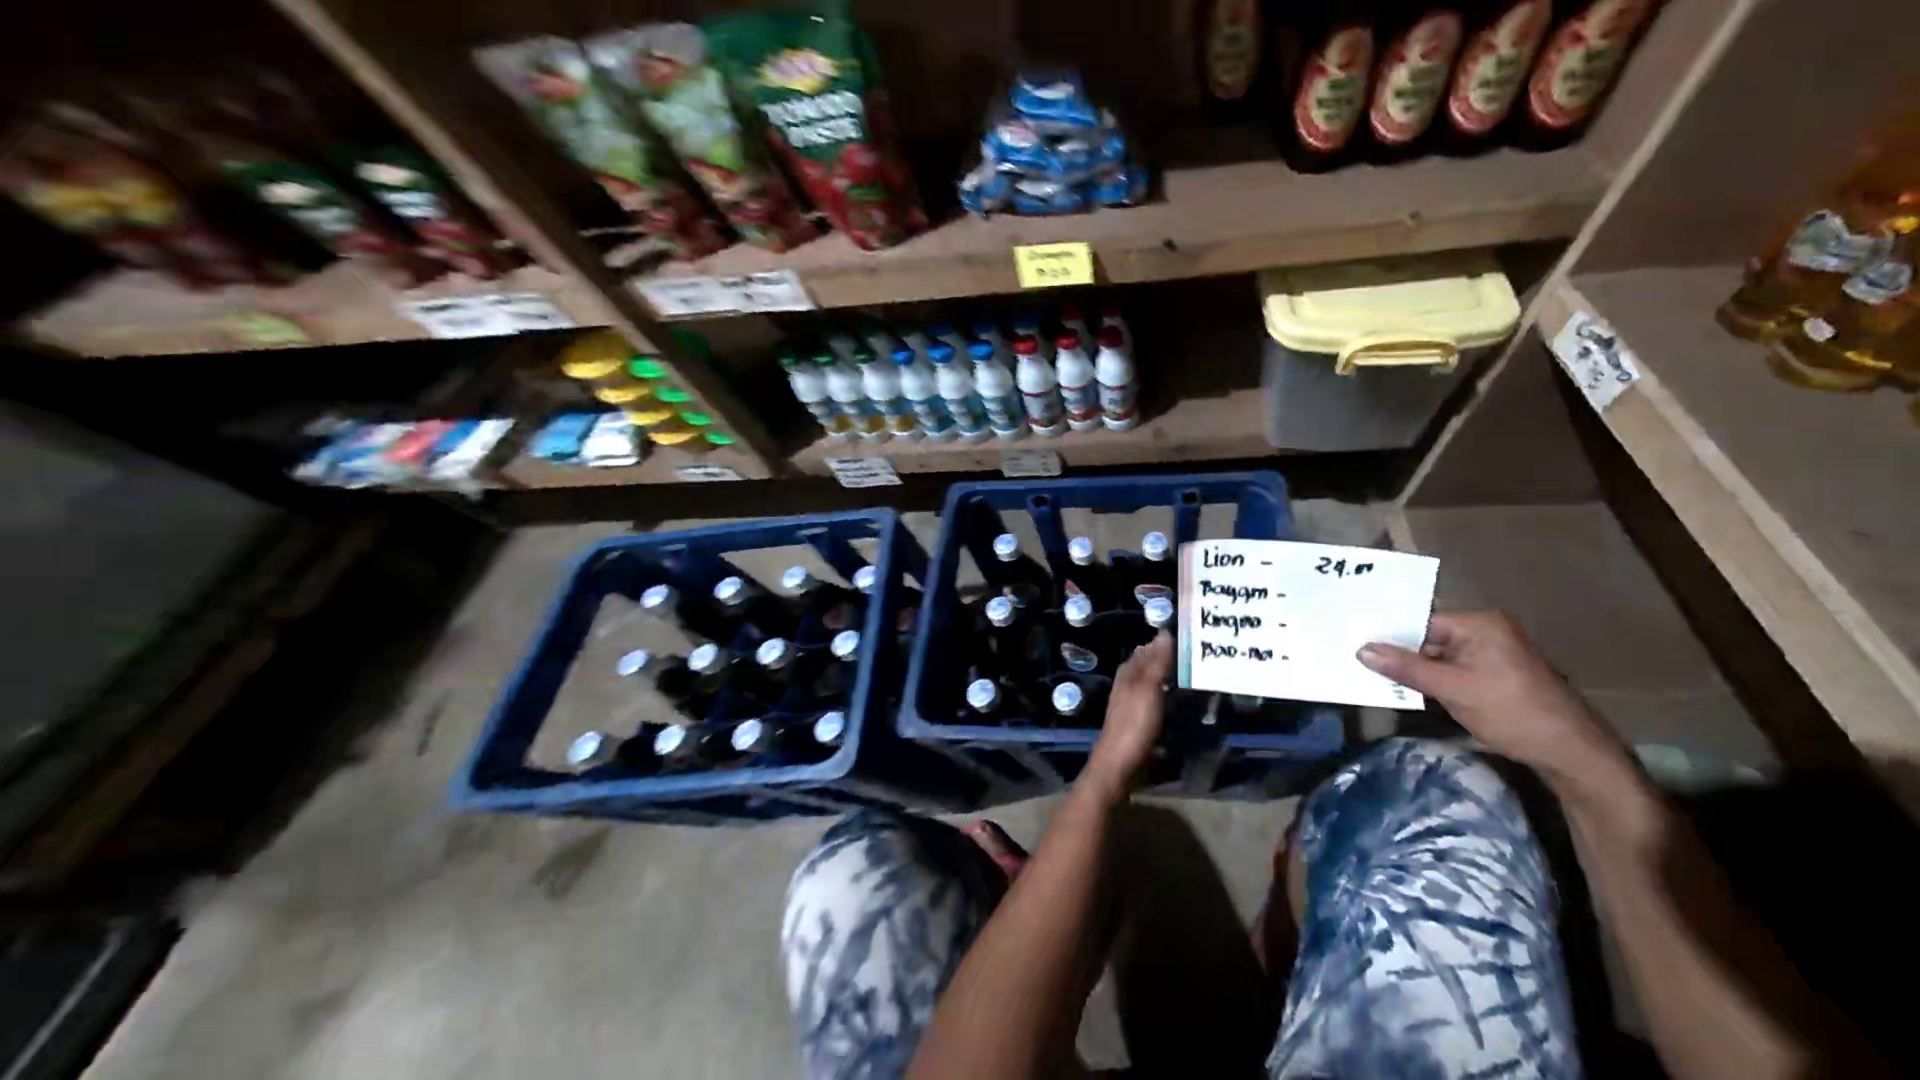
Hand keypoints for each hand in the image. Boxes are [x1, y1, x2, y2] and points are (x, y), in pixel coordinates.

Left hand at [1082, 631, 1172, 803]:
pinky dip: (1164, 694)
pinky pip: (1153, 699)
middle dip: (1164, 657)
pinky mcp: (1137, 721)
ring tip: (1189, 672)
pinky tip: (1176, 699)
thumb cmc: (1134, 723)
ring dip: (1165, 676)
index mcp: (1127, 674)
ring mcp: (1130, 704)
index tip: (1185, 635)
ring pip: (1149, 682)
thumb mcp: (1148, 689)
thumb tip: (1164, 633)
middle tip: (1192, 653)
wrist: (1119, 763)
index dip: (1161, 643)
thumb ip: (1156, 662)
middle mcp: (1126, 685)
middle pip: (1145, 665)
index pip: (1145, 650)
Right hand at [1357, 610, 1634, 789]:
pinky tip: (1405, 690)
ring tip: (1373, 677)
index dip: (1389, 634)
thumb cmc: (1511, 712)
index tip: (1355, 643)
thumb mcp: (1451, 688)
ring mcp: (1490, 654)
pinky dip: (1430, 680)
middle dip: (1398, 653)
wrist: (1569, 752)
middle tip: (1357, 661)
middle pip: (1427, 637)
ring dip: (1412, 670)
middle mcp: (1485, 631)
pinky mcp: (1492, 674)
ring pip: (1436, 656)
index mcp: (1479, 624)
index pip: (1421, 620)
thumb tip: (1362, 649)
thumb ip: (1405, 667)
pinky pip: (1450, 669)